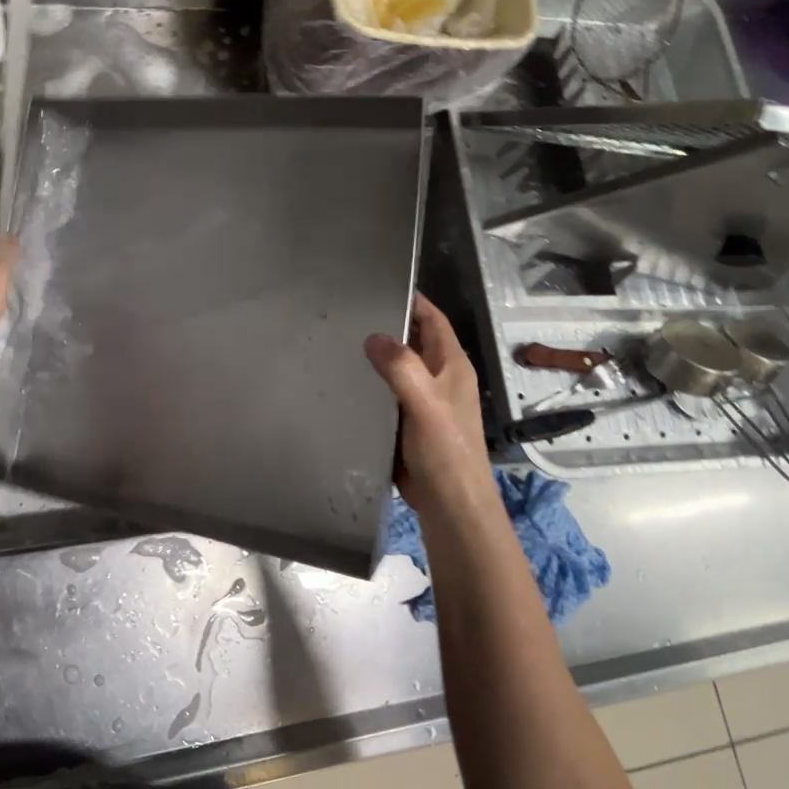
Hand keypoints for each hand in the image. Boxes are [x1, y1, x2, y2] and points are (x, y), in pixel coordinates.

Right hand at [365, 293, 492, 514]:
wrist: (451, 505)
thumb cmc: (446, 451)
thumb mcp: (426, 403)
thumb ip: (402, 367)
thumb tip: (373, 336)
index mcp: (452, 366)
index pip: (434, 320)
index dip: (413, 300)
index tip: (380, 282)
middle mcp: (440, 378)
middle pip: (413, 341)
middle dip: (387, 325)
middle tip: (345, 310)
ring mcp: (424, 402)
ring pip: (397, 368)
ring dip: (375, 356)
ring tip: (336, 340)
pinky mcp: (408, 423)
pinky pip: (386, 394)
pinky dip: (369, 385)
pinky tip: (343, 382)